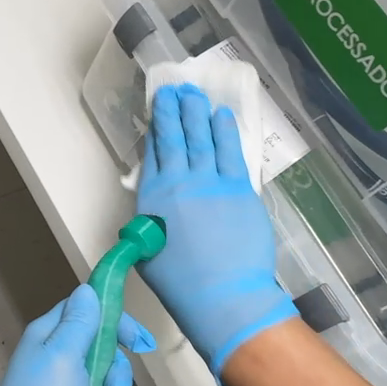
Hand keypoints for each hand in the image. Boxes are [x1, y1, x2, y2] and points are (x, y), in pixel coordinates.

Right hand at [137, 84, 297, 380]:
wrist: (222, 296)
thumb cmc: (180, 285)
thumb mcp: (147, 252)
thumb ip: (149, 223)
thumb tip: (155, 210)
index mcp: (152, 200)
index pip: (153, 156)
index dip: (155, 132)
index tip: (155, 112)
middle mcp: (178, 184)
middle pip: (176, 139)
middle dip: (173, 112)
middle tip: (173, 89)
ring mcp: (211, 184)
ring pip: (203, 139)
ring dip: (197, 113)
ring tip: (194, 93)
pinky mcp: (239, 190)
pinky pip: (230, 152)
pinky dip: (225, 131)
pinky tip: (222, 116)